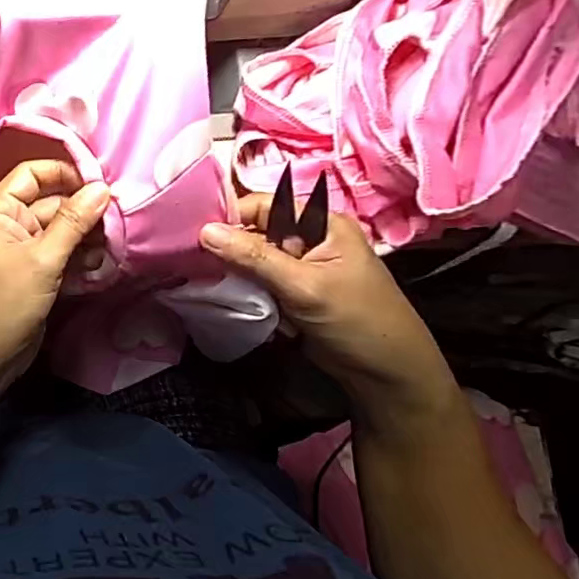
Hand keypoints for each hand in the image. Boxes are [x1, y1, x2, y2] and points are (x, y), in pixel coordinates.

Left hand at [0, 160, 110, 426]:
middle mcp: (8, 225)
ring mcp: (22, 249)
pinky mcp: (35, 272)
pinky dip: (80, 255)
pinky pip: (61, 252)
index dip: (63, 172)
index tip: (99, 182)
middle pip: (51, 201)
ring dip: (87, 235)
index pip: (30, 174)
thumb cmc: (6, 304)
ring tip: (113, 243)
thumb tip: (102, 187)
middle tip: (118, 219)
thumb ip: (74, 222)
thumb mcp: (43, 260)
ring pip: (60, 229)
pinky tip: (103, 261)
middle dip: (83, 209)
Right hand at [199, 193, 453, 405]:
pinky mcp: (293, 292)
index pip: (264, 205)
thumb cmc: (355, 320)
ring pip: (253, 258)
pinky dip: (243, 288)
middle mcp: (309, 238)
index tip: (193, 234)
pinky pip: (259, 281)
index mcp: (321, 223)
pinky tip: (224, 294)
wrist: (386, 373)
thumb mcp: (303, 286)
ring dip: (232, 270)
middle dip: (226, 245)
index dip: (229, 216)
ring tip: (203, 278)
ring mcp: (300, 267)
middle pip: (255, 231)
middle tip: (192, 260)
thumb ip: (253, 258)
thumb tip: (205, 231)